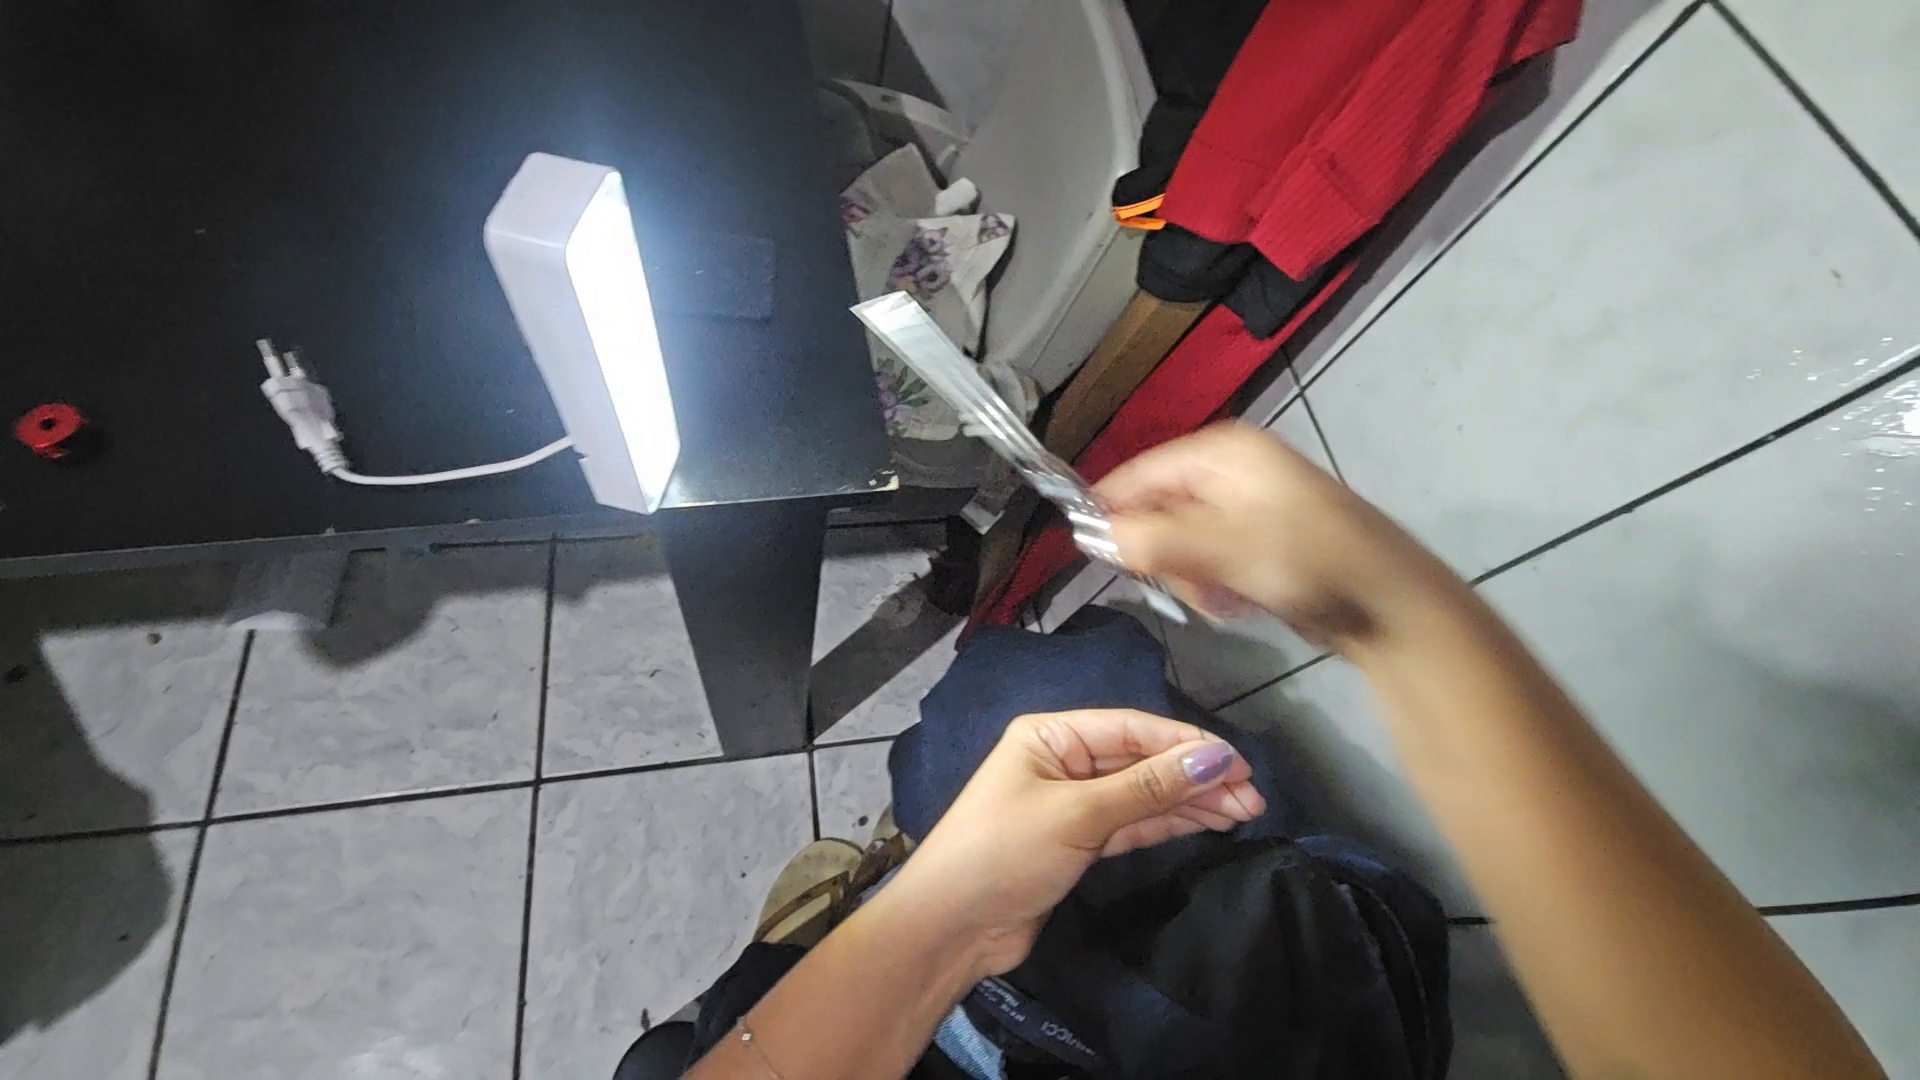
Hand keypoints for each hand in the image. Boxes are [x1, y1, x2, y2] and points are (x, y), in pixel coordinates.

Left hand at [883, 709, 1264, 979]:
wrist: (952, 926)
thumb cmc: (1006, 851)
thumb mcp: (1078, 814)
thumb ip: (1148, 787)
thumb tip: (1216, 757)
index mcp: (1051, 736)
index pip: (1130, 729)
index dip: (1185, 742)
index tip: (1238, 762)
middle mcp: (1063, 761)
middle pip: (1139, 761)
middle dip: (1194, 775)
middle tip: (1252, 796)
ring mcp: (1072, 802)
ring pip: (1141, 794)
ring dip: (1189, 802)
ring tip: (1244, 811)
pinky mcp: (1079, 842)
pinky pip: (1132, 824)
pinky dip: (1167, 824)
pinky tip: (1206, 822)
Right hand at [1094, 422, 1443, 646]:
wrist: (1392, 606)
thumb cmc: (1310, 562)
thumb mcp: (1224, 548)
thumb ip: (1153, 540)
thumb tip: (1092, 537)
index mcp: (1220, 452)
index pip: (1137, 474)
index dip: (1109, 511)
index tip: (1092, 555)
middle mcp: (1227, 471)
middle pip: (1154, 509)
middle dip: (1162, 553)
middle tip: (1188, 583)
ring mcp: (1242, 506)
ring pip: (1176, 542)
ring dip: (1188, 576)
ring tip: (1221, 596)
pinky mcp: (1254, 540)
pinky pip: (1204, 559)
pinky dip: (1211, 584)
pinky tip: (1236, 601)